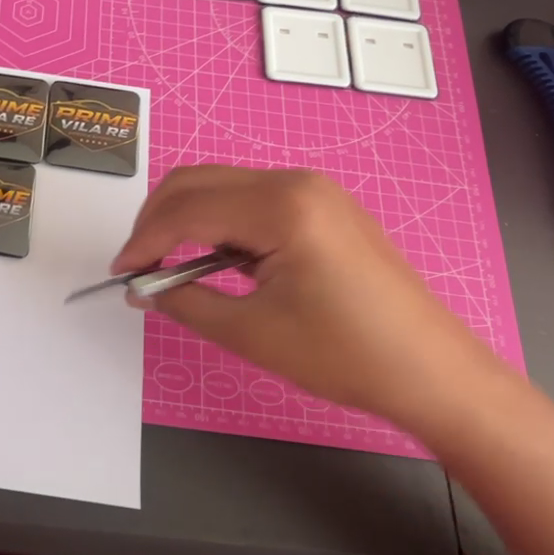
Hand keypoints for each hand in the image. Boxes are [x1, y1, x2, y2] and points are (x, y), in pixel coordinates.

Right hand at [114, 166, 504, 427]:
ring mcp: (313, 189)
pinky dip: (219, 222)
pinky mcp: (322, 205)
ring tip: (167, 266)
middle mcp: (295, 182)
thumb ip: (184, 301)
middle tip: (137, 266)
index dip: (144, 240)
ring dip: (186, 219)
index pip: (187, 210)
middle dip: (157, 221)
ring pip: (221, 187)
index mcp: (280, 206)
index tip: (119, 273)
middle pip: (198, 183)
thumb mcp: (251, 332)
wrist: (434, 373)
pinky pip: (250, 199)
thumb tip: (143, 288)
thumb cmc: (344, 355)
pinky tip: (212, 259)